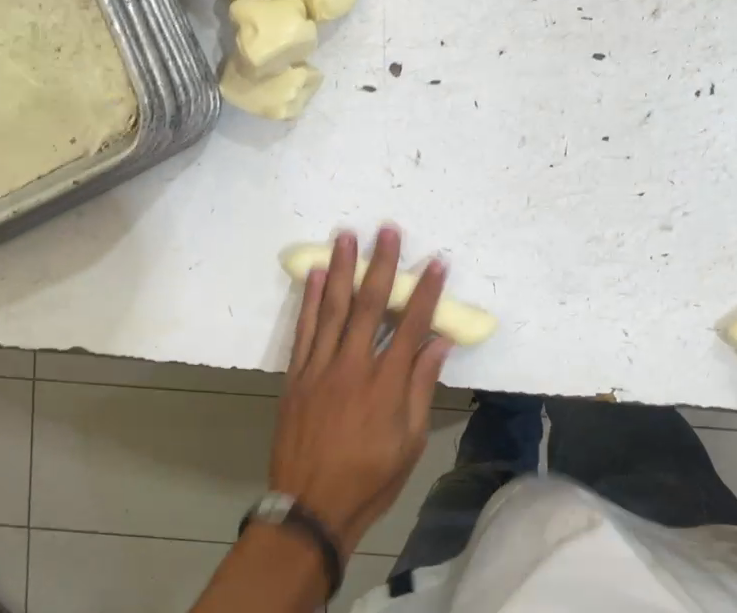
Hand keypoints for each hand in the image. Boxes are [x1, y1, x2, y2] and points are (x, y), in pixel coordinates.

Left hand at [269, 226, 452, 554]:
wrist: (309, 507)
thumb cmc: (370, 478)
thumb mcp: (410, 441)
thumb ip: (422, 386)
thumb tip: (439, 342)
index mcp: (386, 384)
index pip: (410, 325)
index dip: (426, 291)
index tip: (437, 261)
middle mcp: (353, 366)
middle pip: (369, 305)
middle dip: (382, 264)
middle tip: (387, 229)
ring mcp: (320, 368)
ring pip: (332, 308)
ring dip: (340, 269)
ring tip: (347, 236)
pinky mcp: (296, 376)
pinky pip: (304, 330)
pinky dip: (308, 300)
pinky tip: (313, 274)